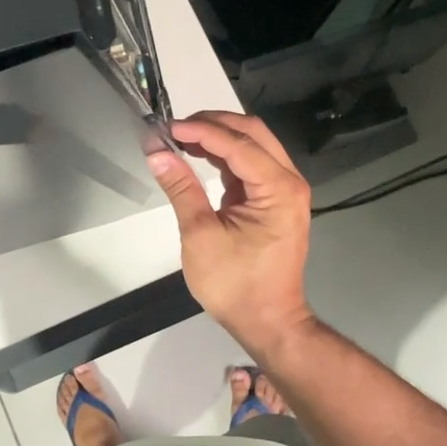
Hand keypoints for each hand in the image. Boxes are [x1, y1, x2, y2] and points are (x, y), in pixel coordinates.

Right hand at [147, 112, 315, 353]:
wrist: (267, 321)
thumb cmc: (235, 284)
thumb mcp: (201, 235)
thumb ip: (181, 189)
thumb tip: (157, 154)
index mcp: (278, 189)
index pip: (238, 144)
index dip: (201, 130)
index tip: (167, 128)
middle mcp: (289, 182)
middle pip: (252, 133)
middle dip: (213, 124)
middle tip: (174, 129)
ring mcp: (285, 190)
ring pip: (253, 145)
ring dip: (218, 137)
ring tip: (180, 139)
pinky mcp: (275, 200)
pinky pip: (251, 165)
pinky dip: (225, 156)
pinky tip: (197, 156)